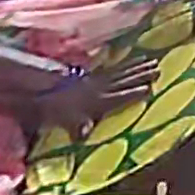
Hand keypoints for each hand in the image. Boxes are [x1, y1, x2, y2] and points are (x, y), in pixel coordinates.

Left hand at [36, 60, 158, 133]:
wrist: (35, 96)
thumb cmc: (53, 114)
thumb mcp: (63, 122)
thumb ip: (75, 128)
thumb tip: (84, 136)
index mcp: (96, 102)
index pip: (118, 97)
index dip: (133, 93)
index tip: (149, 89)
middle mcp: (100, 89)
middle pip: (124, 81)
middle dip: (141, 75)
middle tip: (159, 69)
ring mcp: (97, 80)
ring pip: (121, 72)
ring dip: (138, 67)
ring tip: (153, 61)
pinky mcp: (93, 76)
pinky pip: (112, 68)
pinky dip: (125, 63)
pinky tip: (135, 58)